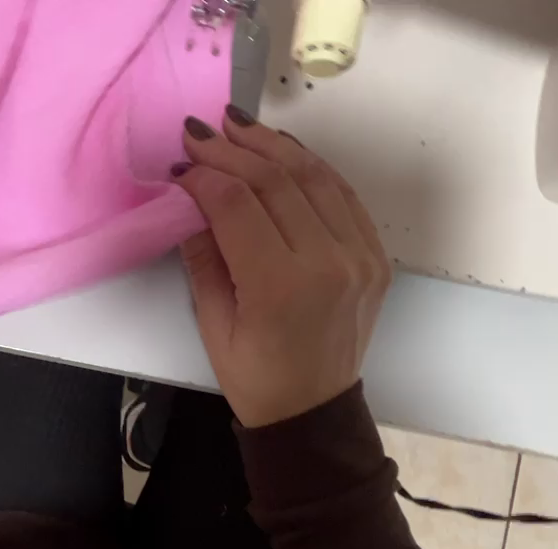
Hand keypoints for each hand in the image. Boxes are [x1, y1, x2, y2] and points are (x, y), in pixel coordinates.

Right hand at [171, 108, 390, 427]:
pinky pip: (344, 196)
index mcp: (278, 289)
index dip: (206, 177)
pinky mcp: (375, 256)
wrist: (314, 412)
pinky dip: (312, 169)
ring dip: (274, 146)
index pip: (238, 206)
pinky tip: (285, 155)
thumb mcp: (214, 329)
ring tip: (241, 127)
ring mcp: (359, 256)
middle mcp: (326, 263)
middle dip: (234, 150)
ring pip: (315, 177)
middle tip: (204, 130)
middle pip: (276, 182)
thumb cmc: (256, 381)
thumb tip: (191, 205)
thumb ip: (204, 262)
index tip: (182, 163)